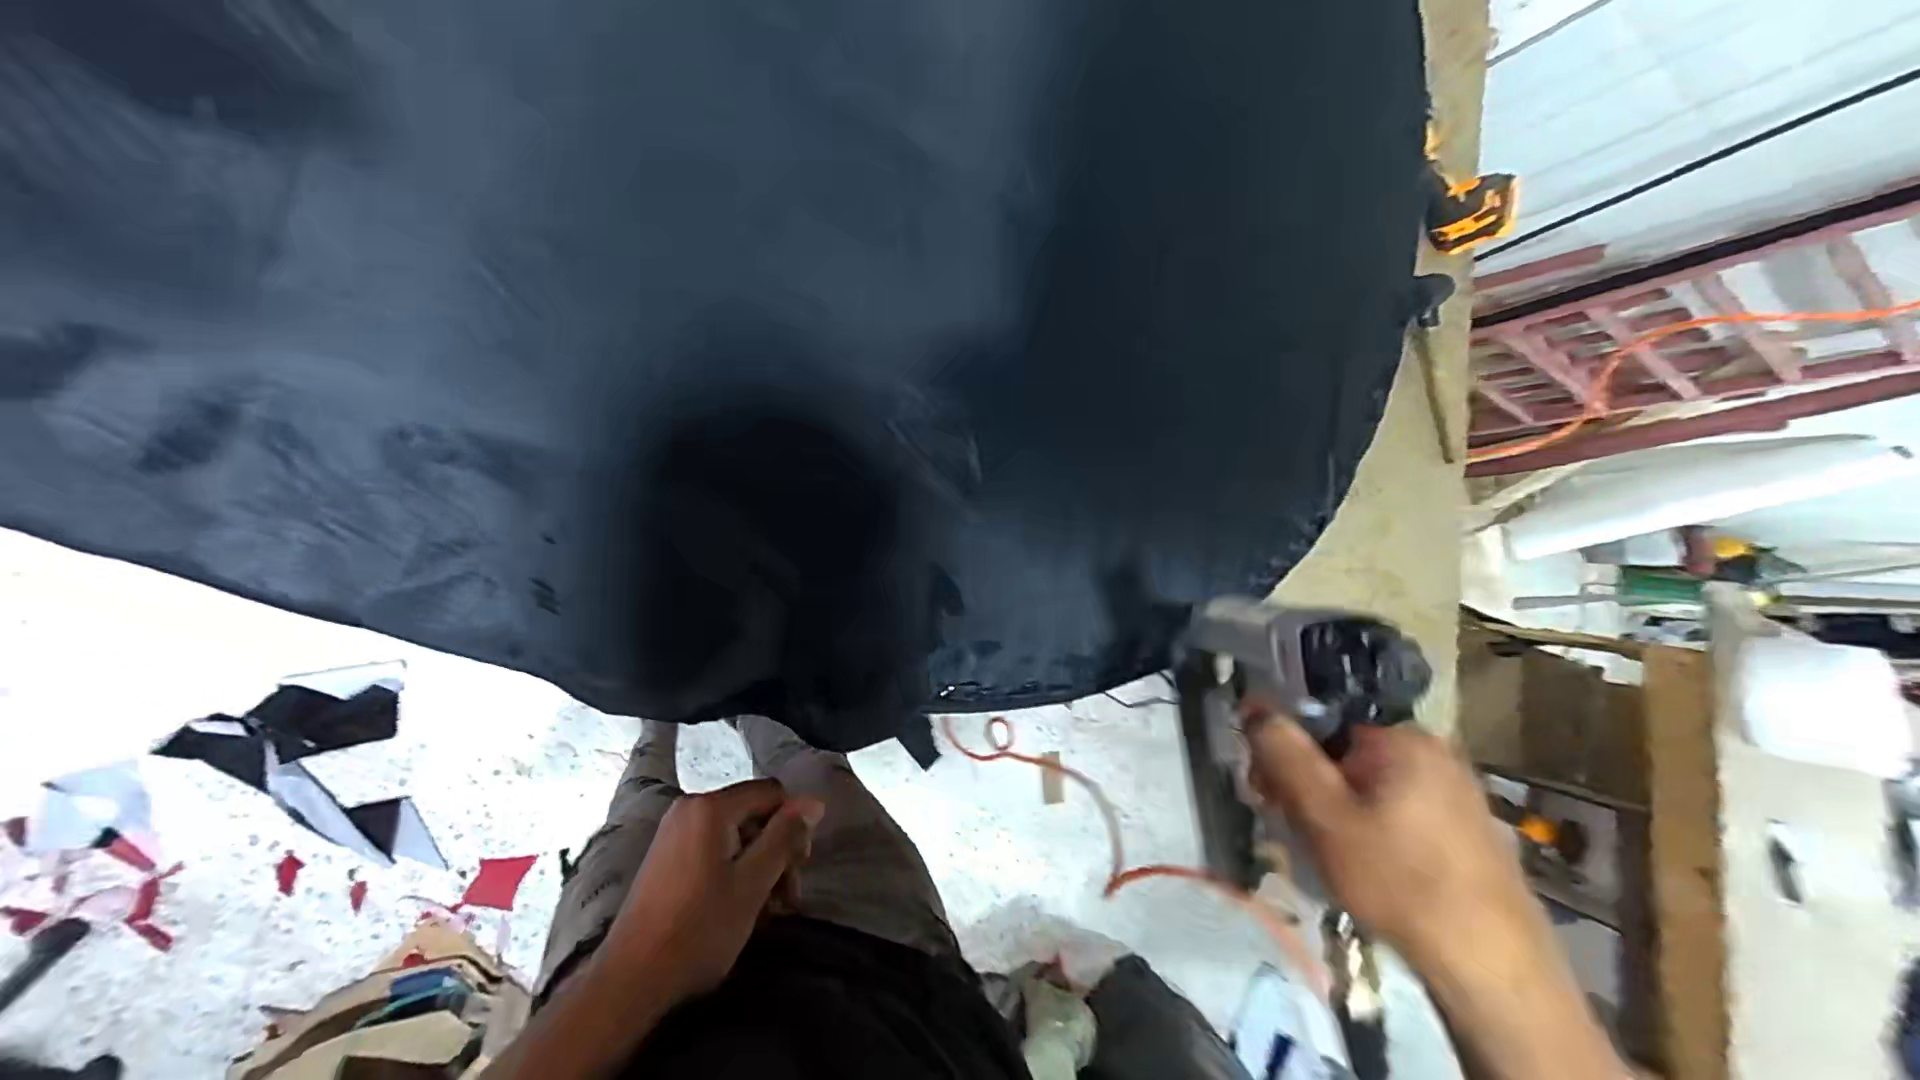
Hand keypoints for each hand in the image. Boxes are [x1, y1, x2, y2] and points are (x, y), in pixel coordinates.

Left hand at [598, 778, 825, 1003]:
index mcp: (710, 807)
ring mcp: (674, 832)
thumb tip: (815, 802)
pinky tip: (741, 906)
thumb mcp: (753, 882)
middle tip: (788, 896)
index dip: (794, 824)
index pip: (772, 793)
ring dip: (760, 864)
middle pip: (754, 813)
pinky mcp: (666, 857)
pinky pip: (714, 848)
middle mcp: (690, 808)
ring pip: (737, 834)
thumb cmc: (698, 929)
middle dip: (778, 849)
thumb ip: (785, 836)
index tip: (800, 867)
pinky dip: (735, 870)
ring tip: (769, 909)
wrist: (630, 982)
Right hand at [1248, 715, 1534, 969]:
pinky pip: (1395, 805)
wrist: (1493, 967)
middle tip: (1291, 825)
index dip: (1284, 753)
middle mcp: (1433, 749)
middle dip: (1308, 782)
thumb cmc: (1399, 881)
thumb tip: (1255, 708)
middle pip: (1342, 751)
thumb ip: (1284, 755)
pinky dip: (1368, 823)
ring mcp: (1454, 787)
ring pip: (1366, 782)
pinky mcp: (1463, 824)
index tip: (1267, 791)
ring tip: (1324, 850)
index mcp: (1401, 736)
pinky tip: (1364, 862)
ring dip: (1335, 807)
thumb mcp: (1323, 815)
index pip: (1318, 723)